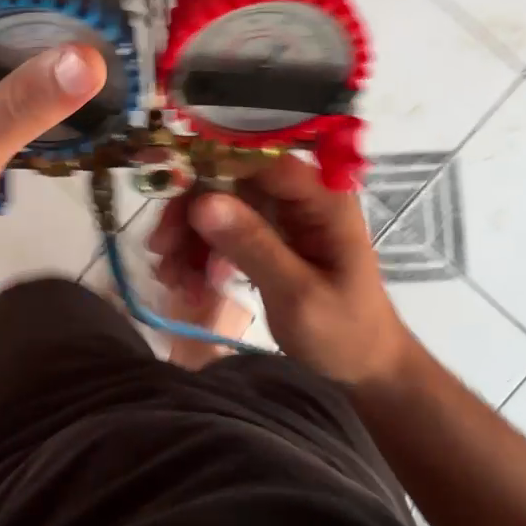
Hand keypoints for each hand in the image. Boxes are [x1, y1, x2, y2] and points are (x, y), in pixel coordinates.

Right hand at [148, 154, 415, 386]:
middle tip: (161, 250)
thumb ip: (254, 246)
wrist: (364, 367)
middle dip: (190, 212)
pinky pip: (224, 231)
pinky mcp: (270, 237)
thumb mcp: (298, 295)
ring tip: (173, 279)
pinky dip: (201, 254)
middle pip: (230, 179)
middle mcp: (301, 196)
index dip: (209, 166)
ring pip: (220, 205)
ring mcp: (284, 216)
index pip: (259, 158)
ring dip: (189, 238)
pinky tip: (190, 284)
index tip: (169, 193)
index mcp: (322, 197)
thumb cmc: (344, 333)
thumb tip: (202, 202)